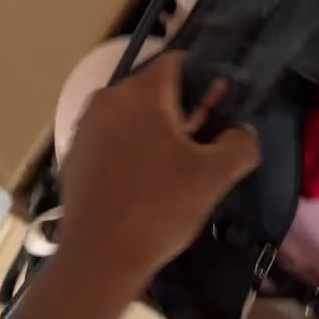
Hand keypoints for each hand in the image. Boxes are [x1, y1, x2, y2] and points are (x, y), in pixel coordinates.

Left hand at [57, 53, 260, 295]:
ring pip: (130, 112)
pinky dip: (129, 145)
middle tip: (201, 138)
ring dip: (153, 127)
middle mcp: (107, 98)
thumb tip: (244, 132)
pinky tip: (143, 177)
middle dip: (179, 106)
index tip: (220, 102)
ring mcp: (85, 125)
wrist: (99, 257)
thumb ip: (240, 145)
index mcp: (141, 93)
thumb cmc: (159, 208)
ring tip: (173, 162)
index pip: (176, 62)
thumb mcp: (213, 177)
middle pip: (152, 88)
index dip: (203, 77)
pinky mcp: (74, 152)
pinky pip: (110, 135)